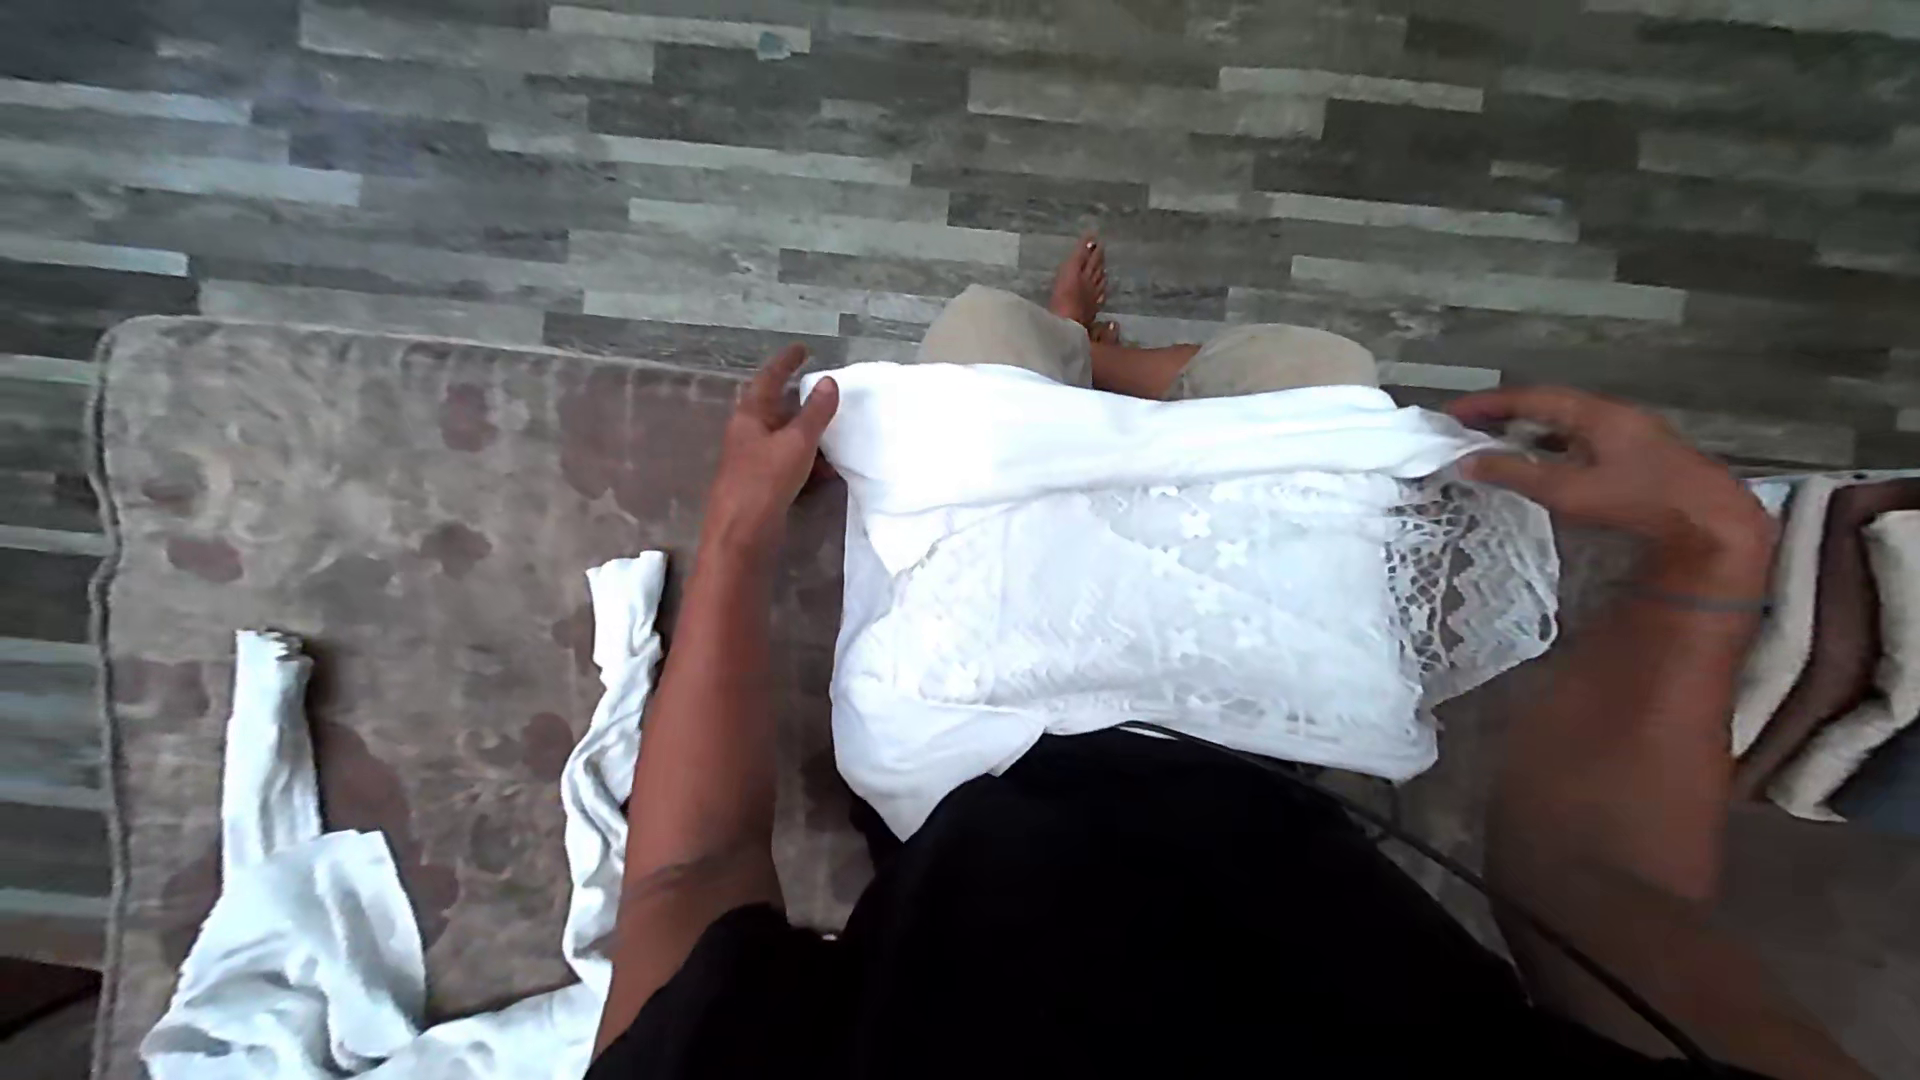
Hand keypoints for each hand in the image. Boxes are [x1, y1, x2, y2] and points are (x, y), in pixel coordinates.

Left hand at [702, 345, 837, 556]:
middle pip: (777, 410)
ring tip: (837, 437)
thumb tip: (828, 382)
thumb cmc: (765, 481)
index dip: (786, 362)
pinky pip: (790, 464)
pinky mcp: (764, 485)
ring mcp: (755, 461)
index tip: (803, 349)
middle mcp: (749, 434)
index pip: (768, 379)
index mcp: (750, 416)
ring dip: (811, 437)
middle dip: (802, 403)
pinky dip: (809, 463)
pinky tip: (828, 473)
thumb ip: (815, 413)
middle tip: (826, 395)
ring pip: (786, 439)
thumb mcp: (797, 442)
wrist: (742, 533)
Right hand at [1447, 387, 1774, 587]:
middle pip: (1547, 402)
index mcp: (1596, 415)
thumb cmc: (1636, 501)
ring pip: (1562, 418)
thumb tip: (1466, 461)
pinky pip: (1575, 433)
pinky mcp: (1632, 450)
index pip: (1530, 398)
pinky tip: (1531, 453)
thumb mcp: (1565, 490)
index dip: (1486, 403)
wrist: (1712, 523)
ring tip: (1488, 436)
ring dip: (1522, 424)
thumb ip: (1513, 473)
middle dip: (1501, 410)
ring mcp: (1626, 432)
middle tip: (1463, 422)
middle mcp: (1612, 415)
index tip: (1450, 412)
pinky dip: (1543, 438)